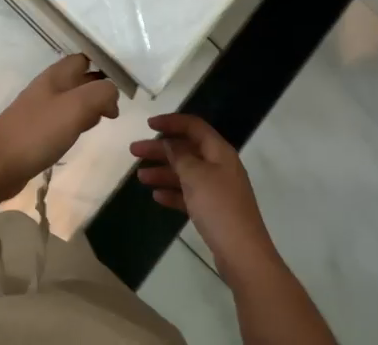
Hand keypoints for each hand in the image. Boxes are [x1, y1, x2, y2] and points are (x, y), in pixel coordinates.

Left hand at [0, 55, 118, 198]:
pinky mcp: (37, 131)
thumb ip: (100, 94)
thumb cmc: (38, 131)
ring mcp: (41, 109)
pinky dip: (78, 122)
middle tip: (118, 105)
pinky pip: (63, 119)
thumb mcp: (76, 107)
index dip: (104, 65)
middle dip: (100, 87)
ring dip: (90, 106)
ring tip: (107, 118)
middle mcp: (49, 87)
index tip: (125, 81)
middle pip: (80, 79)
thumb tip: (113, 93)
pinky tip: (83, 133)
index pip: (84, 58)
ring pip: (73, 99)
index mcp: (56, 75)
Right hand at [130, 114, 275, 274]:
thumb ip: (180, 156)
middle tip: (134, 151)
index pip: (194, 126)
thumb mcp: (196, 176)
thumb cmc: (218, 207)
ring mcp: (217, 190)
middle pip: (186, 150)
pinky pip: (189, 195)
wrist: (243, 254)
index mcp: (219, 152)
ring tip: (140, 177)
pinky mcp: (213, 211)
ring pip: (186, 173)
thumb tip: (170, 144)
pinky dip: (173, 193)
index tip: (148, 125)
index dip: (171, 122)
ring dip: (163, 172)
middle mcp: (219, 166)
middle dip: (160, 149)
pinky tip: (156, 196)